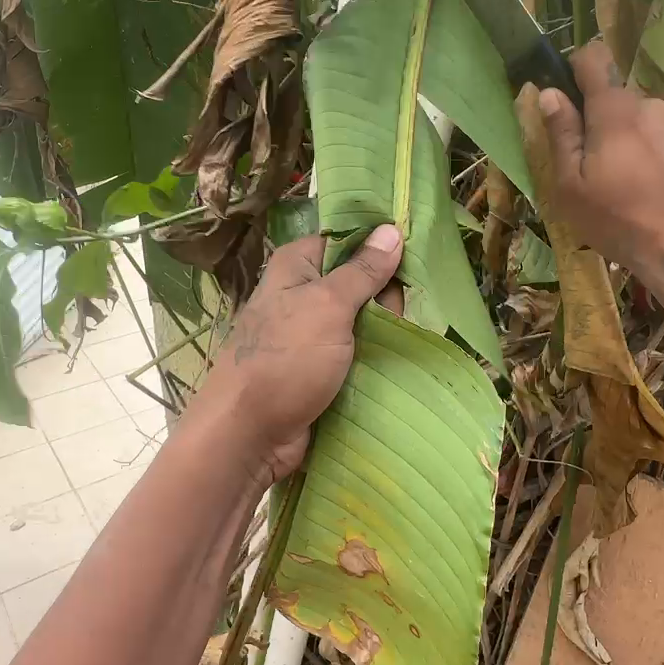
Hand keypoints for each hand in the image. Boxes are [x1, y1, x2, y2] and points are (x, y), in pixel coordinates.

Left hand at [186, 225, 403, 486]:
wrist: (250, 434)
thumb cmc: (286, 359)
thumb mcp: (329, 306)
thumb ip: (363, 271)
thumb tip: (392, 229)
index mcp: (297, 265)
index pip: (348, 240)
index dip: (380, 248)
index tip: (412, 259)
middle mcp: (302, 292)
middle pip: (361, 281)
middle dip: (385, 297)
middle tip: (395, 317)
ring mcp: (312, 332)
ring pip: (364, 320)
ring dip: (385, 330)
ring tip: (402, 340)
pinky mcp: (320, 366)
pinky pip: (357, 351)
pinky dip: (375, 356)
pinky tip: (397, 360)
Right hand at [520, 40, 663, 284]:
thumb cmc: (617, 219)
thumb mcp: (571, 185)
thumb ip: (561, 134)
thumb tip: (549, 94)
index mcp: (613, 111)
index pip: (594, 58)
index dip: (573, 68)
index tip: (563, 97)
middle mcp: (648, 107)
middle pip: (613, 98)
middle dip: (595, 121)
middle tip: (584, 166)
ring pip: (636, 122)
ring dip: (621, 142)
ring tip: (616, 187)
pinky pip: (658, 142)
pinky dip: (645, 158)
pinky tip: (644, 194)